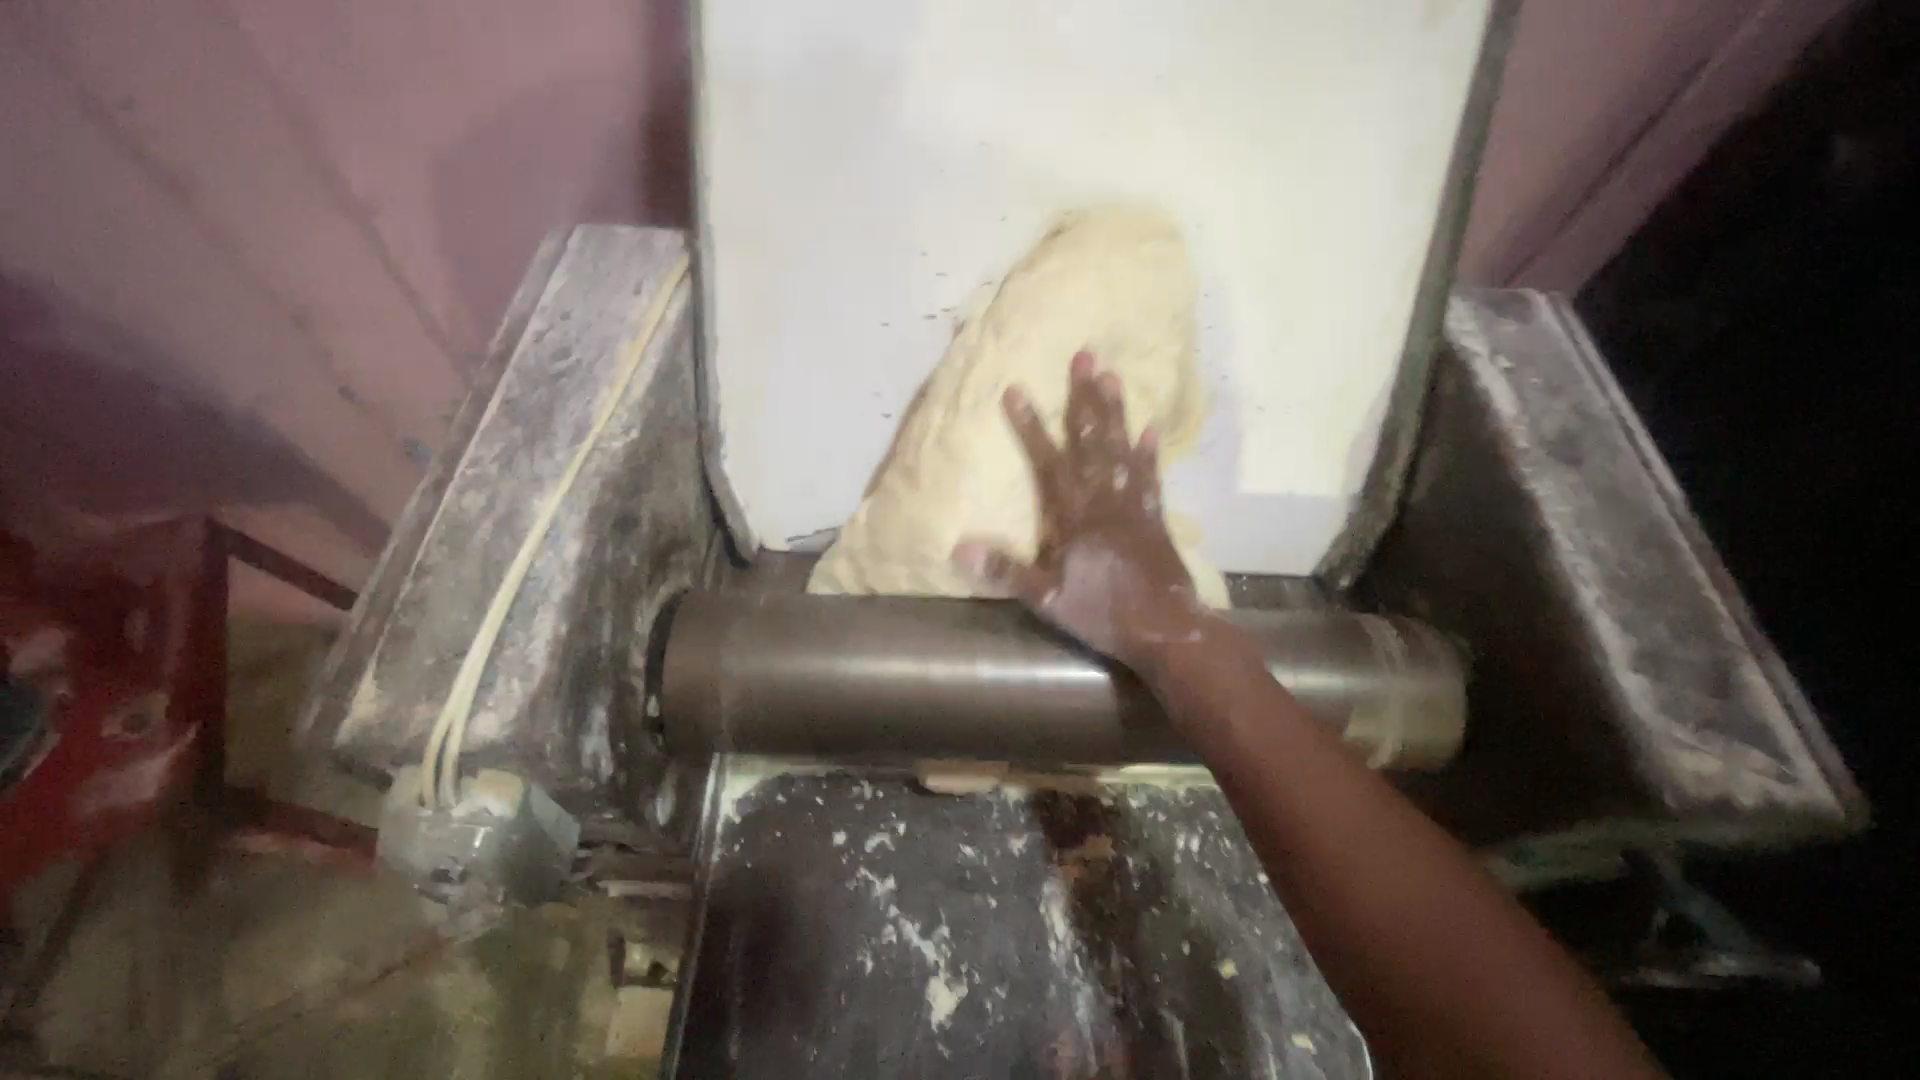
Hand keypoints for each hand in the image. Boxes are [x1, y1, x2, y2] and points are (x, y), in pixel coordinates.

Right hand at [952, 351, 1208, 669]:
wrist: (1165, 629)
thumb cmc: (1103, 612)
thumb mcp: (1047, 598)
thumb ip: (1006, 570)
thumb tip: (960, 548)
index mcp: (1074, 515)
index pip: (1047, 461)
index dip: (1030, 426)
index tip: (1016, 389)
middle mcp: (1104, 499)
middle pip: (1092, 440)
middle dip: (1084, 399)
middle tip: (1085, 356)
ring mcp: (1133, 505)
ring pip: (1122, 448)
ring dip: (1116, 412)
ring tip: (1113, 376)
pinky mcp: (1155, 517)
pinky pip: (1151, 476)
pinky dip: (1149, 451)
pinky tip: (1150, 429)